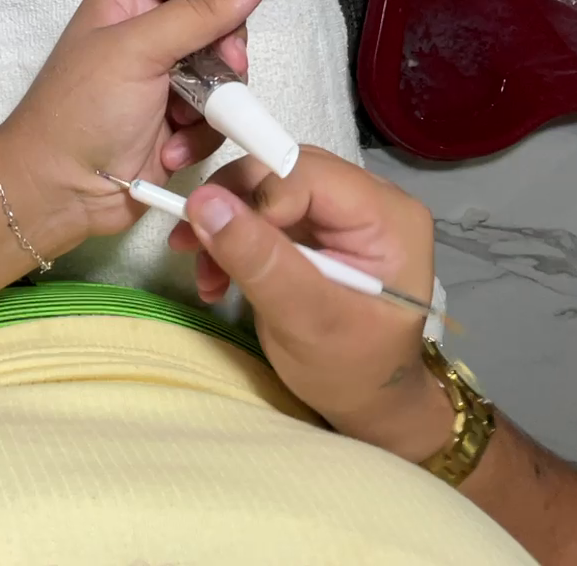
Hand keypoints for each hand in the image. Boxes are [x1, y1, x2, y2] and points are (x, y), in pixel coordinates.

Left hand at [0, 0, 270, 252]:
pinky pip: (220, 115)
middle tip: (226, 66)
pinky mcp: (182, 120)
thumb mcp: (138, 49)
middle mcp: (152, 32)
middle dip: (225, 50)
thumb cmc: (83, 108)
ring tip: (186, 119)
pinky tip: (171, 149)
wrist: (62, 190)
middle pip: (220, 20)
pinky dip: (202, 134)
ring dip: (214, 101)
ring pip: (227, 72)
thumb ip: (200, 11)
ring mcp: (169, 78)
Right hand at [168, 147, 451, 460]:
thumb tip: (204, 201)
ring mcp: (338, 211)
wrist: (363, 404)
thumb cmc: (350, 370)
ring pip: (263, 188)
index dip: (254, 198)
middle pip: (281, 173)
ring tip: (203, 272)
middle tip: (189, 245)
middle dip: (230, 208)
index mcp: (387, 215)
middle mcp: (366, 199)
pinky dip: (230, 237)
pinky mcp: (312, 225)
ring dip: (223, 225)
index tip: (216, 240)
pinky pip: (259, 210)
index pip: (305, 174)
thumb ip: (258, 259)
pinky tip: (215, 274)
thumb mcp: (304, 319)